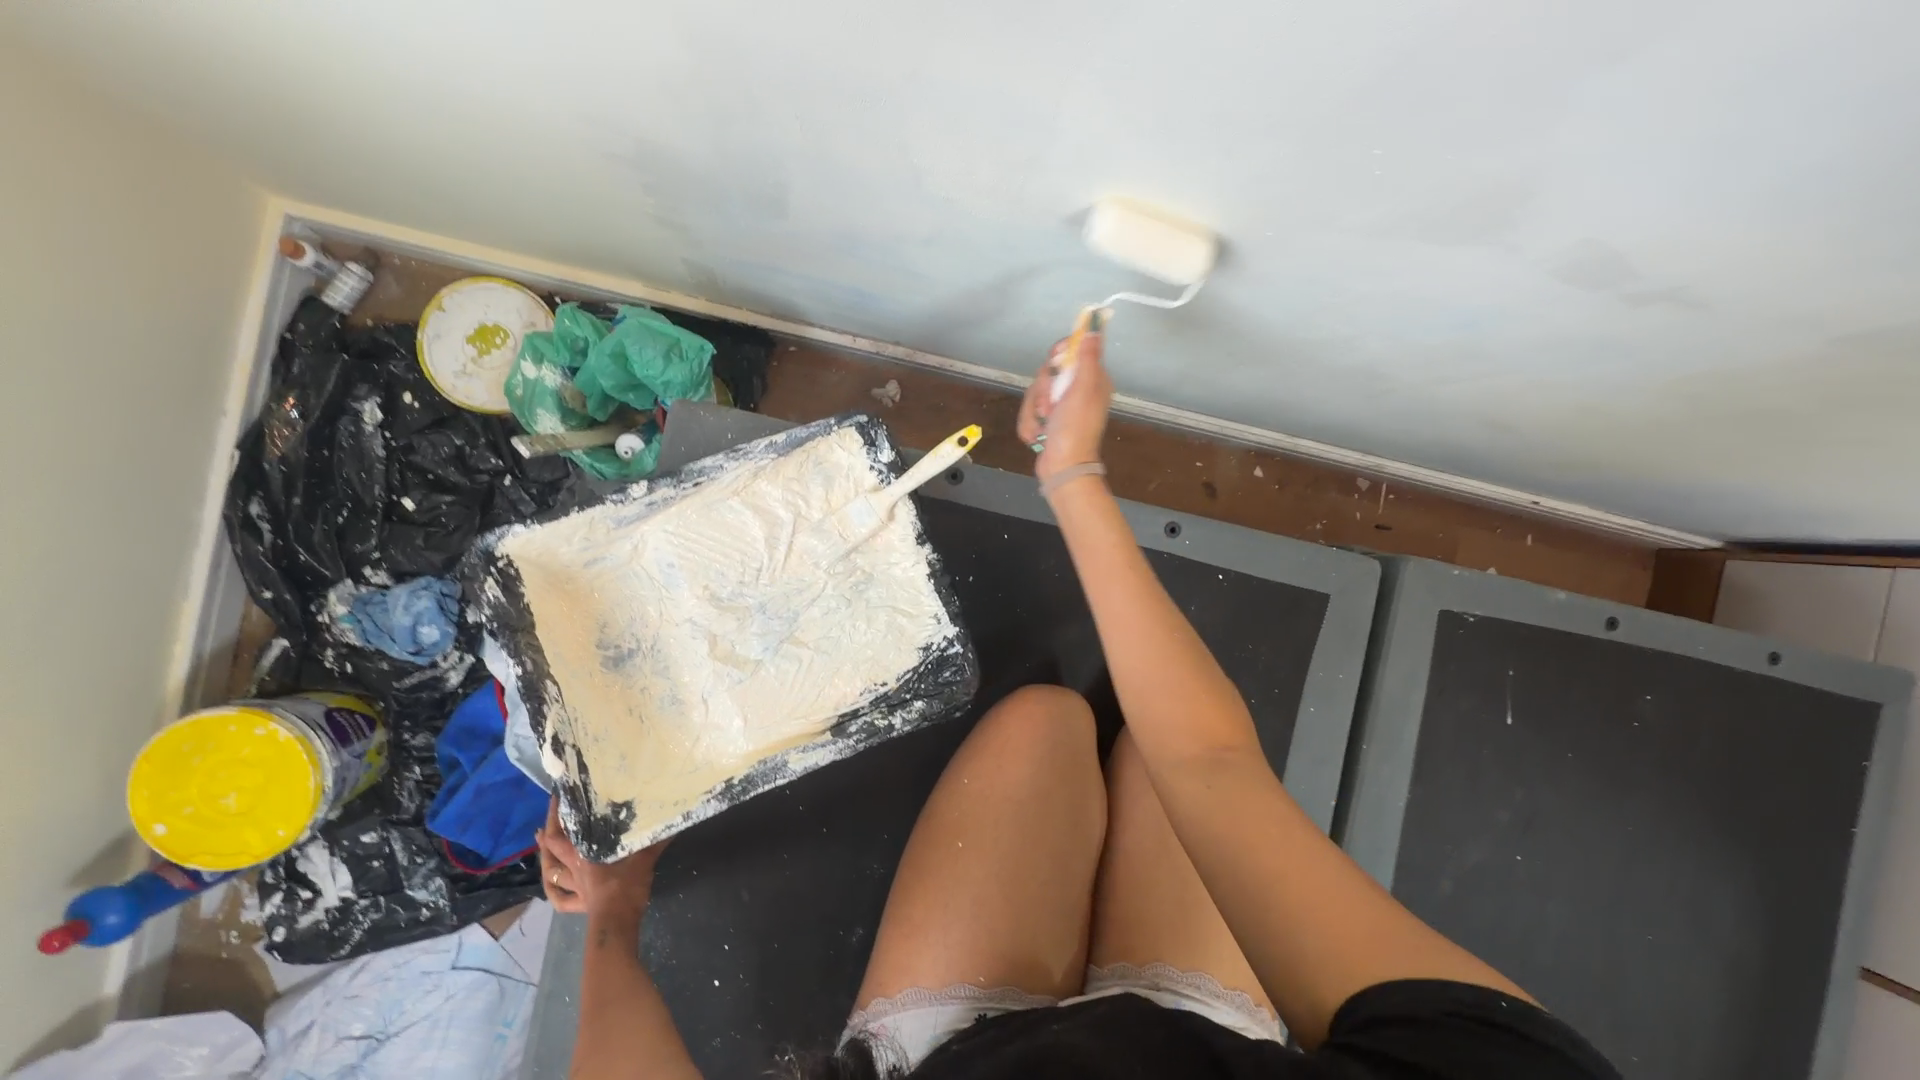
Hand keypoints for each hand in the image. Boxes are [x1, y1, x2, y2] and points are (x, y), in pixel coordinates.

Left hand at [536, 797, 665, 922]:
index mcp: (583, 857)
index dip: (555, 816)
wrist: (617, 923)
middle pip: (552, 851)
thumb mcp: (643, 860)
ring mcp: (575, 889)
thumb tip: (671, 823)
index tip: (557, 797)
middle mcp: (574, 870)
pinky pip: (562, 899)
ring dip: (546, 861)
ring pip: (552, 874)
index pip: (560, 835)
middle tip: (545, 822)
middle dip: (547, 834)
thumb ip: (654, 842)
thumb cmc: (625, 889)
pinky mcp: (580, 904)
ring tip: (542, 847)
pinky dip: (555, 891)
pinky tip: (553, 884)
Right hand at [1016, 328, 1112, 483]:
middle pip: (1049, 371)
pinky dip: (1030, 423)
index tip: (1054, 361)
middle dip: (1043, 390)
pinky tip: (1037, 435)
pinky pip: (1030, 411)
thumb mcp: (1083, 389)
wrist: (1063, 467)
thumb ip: (1088, 358)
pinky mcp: (1047, 420)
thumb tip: (1095, 328)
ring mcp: (1061, 406)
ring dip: (1034, 410)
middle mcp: (1077, 390)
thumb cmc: (1075, 428)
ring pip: (1036, 392)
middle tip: (1049, 406)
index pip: (1073, 350)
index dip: (1060, 353)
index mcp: (1092, 379)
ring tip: (1043, 425)